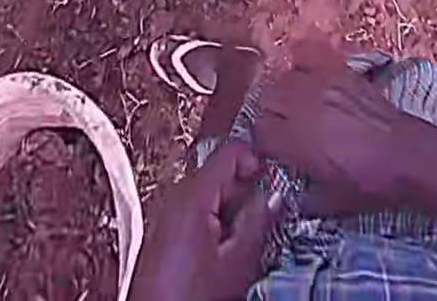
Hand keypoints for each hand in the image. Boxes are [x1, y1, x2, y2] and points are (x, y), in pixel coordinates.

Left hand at [131, 143, 276, 300]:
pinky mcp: (164, 234)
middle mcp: (175, 197)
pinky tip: (222, 250)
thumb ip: (257, 219)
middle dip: (245, 191)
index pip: (230, 152)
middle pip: (220, 172)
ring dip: (231, 210)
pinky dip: (215, 223)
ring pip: (211, 194)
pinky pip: (197, 212)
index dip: (256, 160)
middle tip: (263, 213)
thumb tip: (272, 194)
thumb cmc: (188, 299)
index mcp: (193, 194)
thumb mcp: (236, 261)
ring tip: (242, 238)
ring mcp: (167, 215)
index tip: (272, 177)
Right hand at [251, 41, 436, 211]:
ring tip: (297, 104)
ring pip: (284, 77)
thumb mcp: (332, 201)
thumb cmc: (369, 182)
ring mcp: (322, 83)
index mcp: (297, 140)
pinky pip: (309, 57)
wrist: (405, 153)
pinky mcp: (339, 70)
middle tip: (284, 126)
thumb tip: (291, 198)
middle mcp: (303, 106)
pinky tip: (311, 78)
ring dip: (285, 92)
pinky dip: (304, 65)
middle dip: (271, 113)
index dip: (263, 142)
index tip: (272, 149)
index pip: (260, 131)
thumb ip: (304, 198)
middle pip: (267, 98)